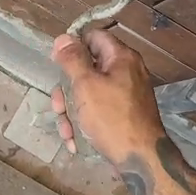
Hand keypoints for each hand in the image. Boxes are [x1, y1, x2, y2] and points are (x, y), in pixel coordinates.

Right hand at [50, 29, 166, 162]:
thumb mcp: (86, 86)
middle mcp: (125, 72)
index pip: (93, 37)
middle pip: (86, 69)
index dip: (72, 47)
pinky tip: (75, 139)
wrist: (139, 158)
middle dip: (67, 89)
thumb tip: (62, 37)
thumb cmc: (112, 118)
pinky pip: (96, 110)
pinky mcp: (122, 114)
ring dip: (71, 111)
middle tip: (59, 107)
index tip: (56, 64)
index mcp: (121, 58)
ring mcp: (124, 94)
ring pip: (87, 93)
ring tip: (67, 131)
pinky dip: (83, 122)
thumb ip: (72, 60)